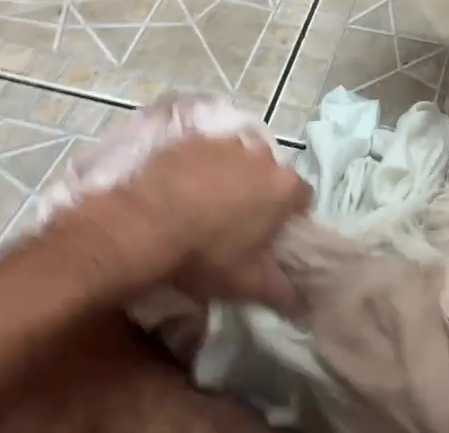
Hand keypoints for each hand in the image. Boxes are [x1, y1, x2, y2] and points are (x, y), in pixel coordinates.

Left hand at [53, 136, 310, 312]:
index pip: (302, 197)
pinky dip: (199, 169)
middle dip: (259, 193)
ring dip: (230, 177)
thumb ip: (283, 293)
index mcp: (283, 187)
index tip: (271, 236)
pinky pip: (204, 154)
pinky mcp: (192, 140)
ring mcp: (225, 143)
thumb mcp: (248, 284)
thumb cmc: (206, 255)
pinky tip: (180, 193)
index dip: (290, 217)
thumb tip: (304, 307)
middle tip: (236, 224)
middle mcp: (261, 155)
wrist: (143, 226)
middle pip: (269, 175)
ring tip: (204, 206)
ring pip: (237, 160)